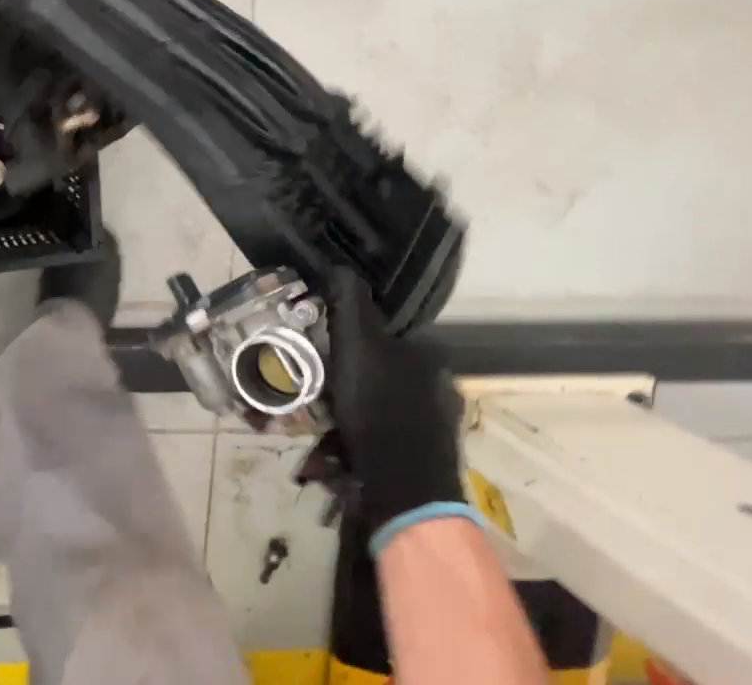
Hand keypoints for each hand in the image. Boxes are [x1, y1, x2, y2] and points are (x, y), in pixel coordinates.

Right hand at [323, 270, 465, 537]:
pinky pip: (379, 440)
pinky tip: (332, 456)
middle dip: (344, 381)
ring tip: (315, 428)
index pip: (384, 333)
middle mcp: (439, 387)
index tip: (319, 346)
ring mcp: (434, 427)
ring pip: (377, 409)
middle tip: (313, 391)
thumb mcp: (357, 344)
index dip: (348, 337)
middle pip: (379, 372)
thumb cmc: (377, 406)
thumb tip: (340, 265)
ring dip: (345, 416)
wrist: (404, 487)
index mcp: (429, 356)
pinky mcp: (422, 461)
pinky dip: (355, 444)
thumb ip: (350, 304)